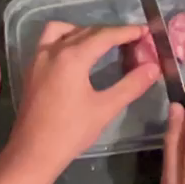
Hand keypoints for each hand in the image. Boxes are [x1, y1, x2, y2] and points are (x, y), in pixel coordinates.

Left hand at [6, 22, 159, 171]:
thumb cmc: (71, 132)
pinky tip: (75, 55)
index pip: (104, 36)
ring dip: (83, 31)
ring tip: (100, 43)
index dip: (127, 32)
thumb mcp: (105, 109)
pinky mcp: (31, 69)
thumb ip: (131, 85)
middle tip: (131, 40)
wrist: (33, 152)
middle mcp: (53, 51)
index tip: (144, 31)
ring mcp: (38, 59)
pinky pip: (48, 42)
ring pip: (63, 31)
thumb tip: (153, 68)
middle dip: (109, 32)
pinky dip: (65, 39)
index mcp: (73, 58)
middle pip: (86, 31)